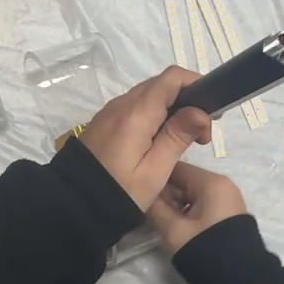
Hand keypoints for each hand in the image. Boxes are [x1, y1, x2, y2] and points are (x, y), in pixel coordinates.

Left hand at [77, 66, 213, 209]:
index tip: (211, 112)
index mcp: (136, 114)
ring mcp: (110, 112)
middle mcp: (121, 104)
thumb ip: (177, 137)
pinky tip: (159, 142)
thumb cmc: (119, 192)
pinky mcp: (103, 123)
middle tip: (200, 135)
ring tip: (183, 141)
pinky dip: (153, 116)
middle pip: (161, 85)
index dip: (196, 85)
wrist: (72, 205)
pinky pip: (134, 108)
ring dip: (170, 110)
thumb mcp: (154, 172)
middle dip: (187, 101)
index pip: (172, 78)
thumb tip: (199, 111)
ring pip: (147, 96)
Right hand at [146, 162, 246, 255]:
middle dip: (164, 193)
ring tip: (158, 219)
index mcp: (211, 182)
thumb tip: (141, 195)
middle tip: (146, 208)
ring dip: (175, 205)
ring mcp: (227, 199)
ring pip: (192, 194)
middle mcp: (222, 184)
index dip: (155, 176)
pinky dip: (187, 212)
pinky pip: (201, 204)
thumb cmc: (205, 250)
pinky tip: (175, 225)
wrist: (240, 281)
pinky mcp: (227, 213)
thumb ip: (154, 208)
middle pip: (184, 181)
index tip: (138, 188)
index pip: (176, 168)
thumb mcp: (173, 230)